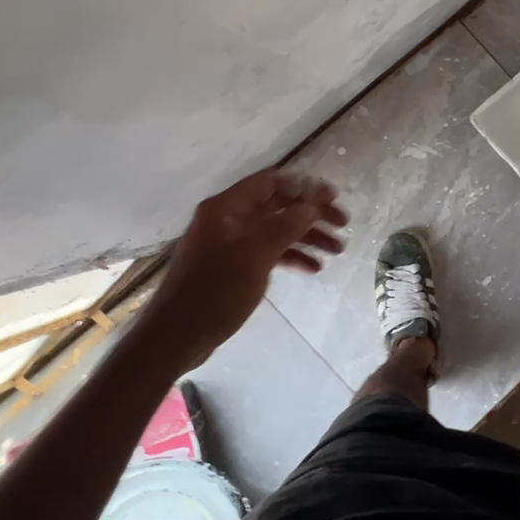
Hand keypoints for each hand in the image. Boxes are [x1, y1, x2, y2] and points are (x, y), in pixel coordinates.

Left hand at [131, 169, 347, 373]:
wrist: (176, 337)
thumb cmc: (214, 292)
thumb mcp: (255, 256)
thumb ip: (286, 225)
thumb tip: (313, 203)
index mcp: (227, 208)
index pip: (272, 182)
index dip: (305, 187)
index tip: (334, 199)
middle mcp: (230, 218)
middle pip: (279, 205)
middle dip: (312, 214)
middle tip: (343, 225)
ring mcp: (232, 242)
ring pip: (278, 229)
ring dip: (308, 236)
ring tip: (337, 251)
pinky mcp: (234, 265)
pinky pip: (269, 251)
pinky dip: (292, 256)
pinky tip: (314, 269)